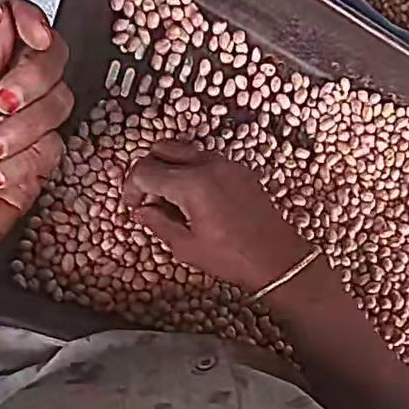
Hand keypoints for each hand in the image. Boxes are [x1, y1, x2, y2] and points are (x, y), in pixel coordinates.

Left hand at [0, 0, 70, 269]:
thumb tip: (0, 17)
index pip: (10, 19)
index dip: (29, 21)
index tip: (33, 35)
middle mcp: (1, 88)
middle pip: (49, 55)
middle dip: (30, 79)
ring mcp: (26, 122)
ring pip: (59, 101)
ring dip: (22, 130)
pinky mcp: (42, 156)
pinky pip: (55, 145)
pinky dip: (24, 162)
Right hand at [120, 140, 313, 292]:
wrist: (277, 258)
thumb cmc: (233, 257)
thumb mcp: (187, 247)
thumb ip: (158, 224)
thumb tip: (142, 211)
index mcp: (191, 184)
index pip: (145, 171)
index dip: (131, 188)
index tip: (132, 204)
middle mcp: (208, 165)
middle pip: (161, 149)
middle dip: (148, 171)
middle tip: (147, 198)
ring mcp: (226, 164)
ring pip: (185, 150)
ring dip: (169, 168)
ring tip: (171, 201)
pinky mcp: (239, 170)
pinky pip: (206, 158)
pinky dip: (191, 170)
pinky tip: (194, 199)